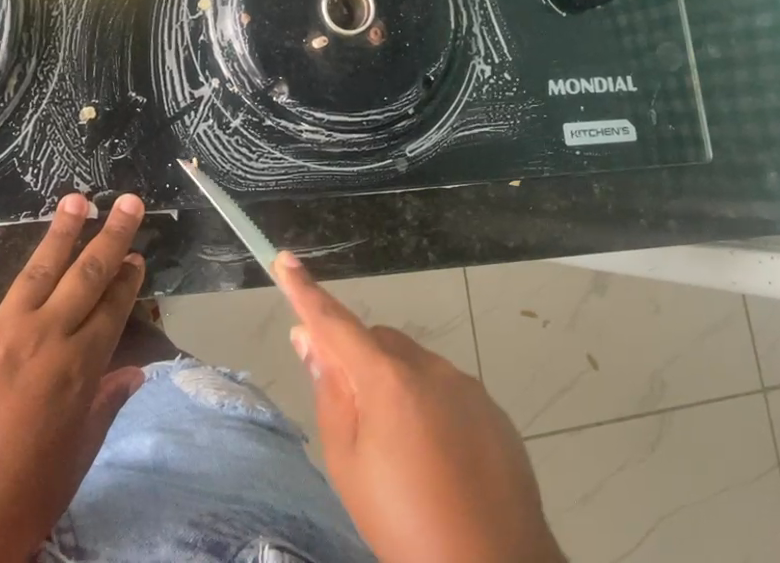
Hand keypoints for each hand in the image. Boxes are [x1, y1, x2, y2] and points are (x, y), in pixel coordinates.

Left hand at [0, 193, 147, 562]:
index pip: (112, 310)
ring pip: (38, 270)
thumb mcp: (73, 461)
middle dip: (111, 237)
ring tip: (78, 199)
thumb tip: (135, 372)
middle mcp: (46, 339)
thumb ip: (103, 408)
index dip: (127, 280)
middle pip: (86, 277)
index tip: (137, 254)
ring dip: (61, 232)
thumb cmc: (16, 502)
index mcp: (79, 371)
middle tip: (129, 202)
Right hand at [274, 252, 564, 562]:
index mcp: (388, 379)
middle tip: (352, 416)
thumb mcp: (347, 462)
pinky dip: (429, 404)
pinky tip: (436, 457)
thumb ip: (329, 392)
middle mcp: (431, 368)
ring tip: (400, 450)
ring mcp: (468, 388)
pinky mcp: (494, 411)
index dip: (306, 291)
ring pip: (414, 364)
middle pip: (378, 341)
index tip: (286, 259)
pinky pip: (447, 389)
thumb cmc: (404, 520)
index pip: (335, 322)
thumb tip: (310, 338)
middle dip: (357, 359)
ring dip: (395, 384)